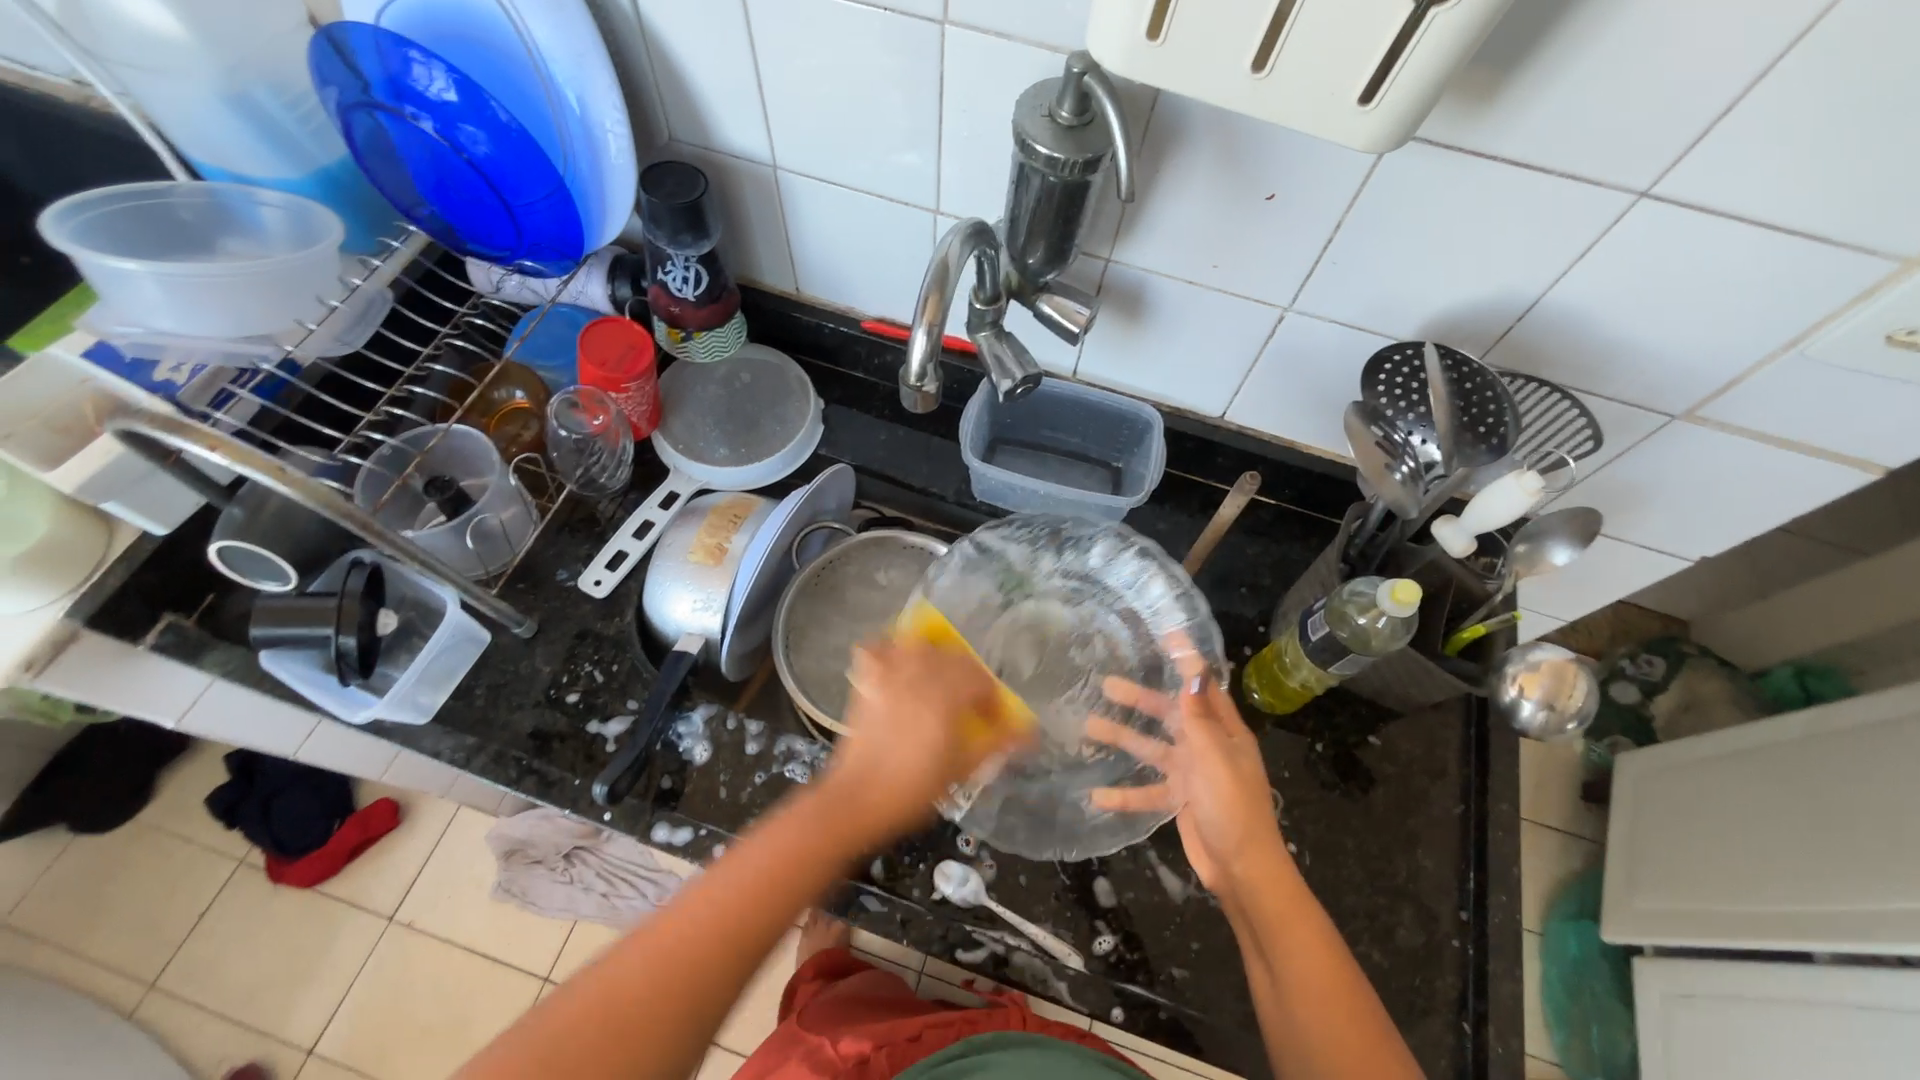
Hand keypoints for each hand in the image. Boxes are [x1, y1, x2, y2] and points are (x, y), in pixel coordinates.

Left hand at [818, 640, 1028, 845]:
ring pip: (919, 646)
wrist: (858, 800)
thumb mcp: (963, 768)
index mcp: (947, 694)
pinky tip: (898, 666)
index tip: (993, 721)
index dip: (992, 699)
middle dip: (969, 676)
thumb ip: (997, 743)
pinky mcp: (866, 683)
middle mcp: (918, 674)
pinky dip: (890, 650)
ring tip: (940, 681)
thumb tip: (1029, 732)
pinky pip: (879, 650)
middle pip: (953, 657)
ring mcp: (889, 675)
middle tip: (971, 704)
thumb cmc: (914, 789)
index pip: (981, 680)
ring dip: (935, 657)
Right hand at [1086, 634, 1287, 899]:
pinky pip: (1147, 791)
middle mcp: (1207, 747)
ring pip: (1151, 750)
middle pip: (1169, 714)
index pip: (1202, 686)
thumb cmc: (1232, 809)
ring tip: (1088, 728)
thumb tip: (1192, 670)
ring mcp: (1192, 774)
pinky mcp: (1179, 801)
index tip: (1164, 633)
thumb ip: (1199, 717)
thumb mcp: (1214, 758)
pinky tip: (1096, 796)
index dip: (1184, 660)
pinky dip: (1124, 793)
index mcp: (1223, 732)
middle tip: (1105, 685)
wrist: (1243, 869)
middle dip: (1139, 699)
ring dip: (1123, 739)